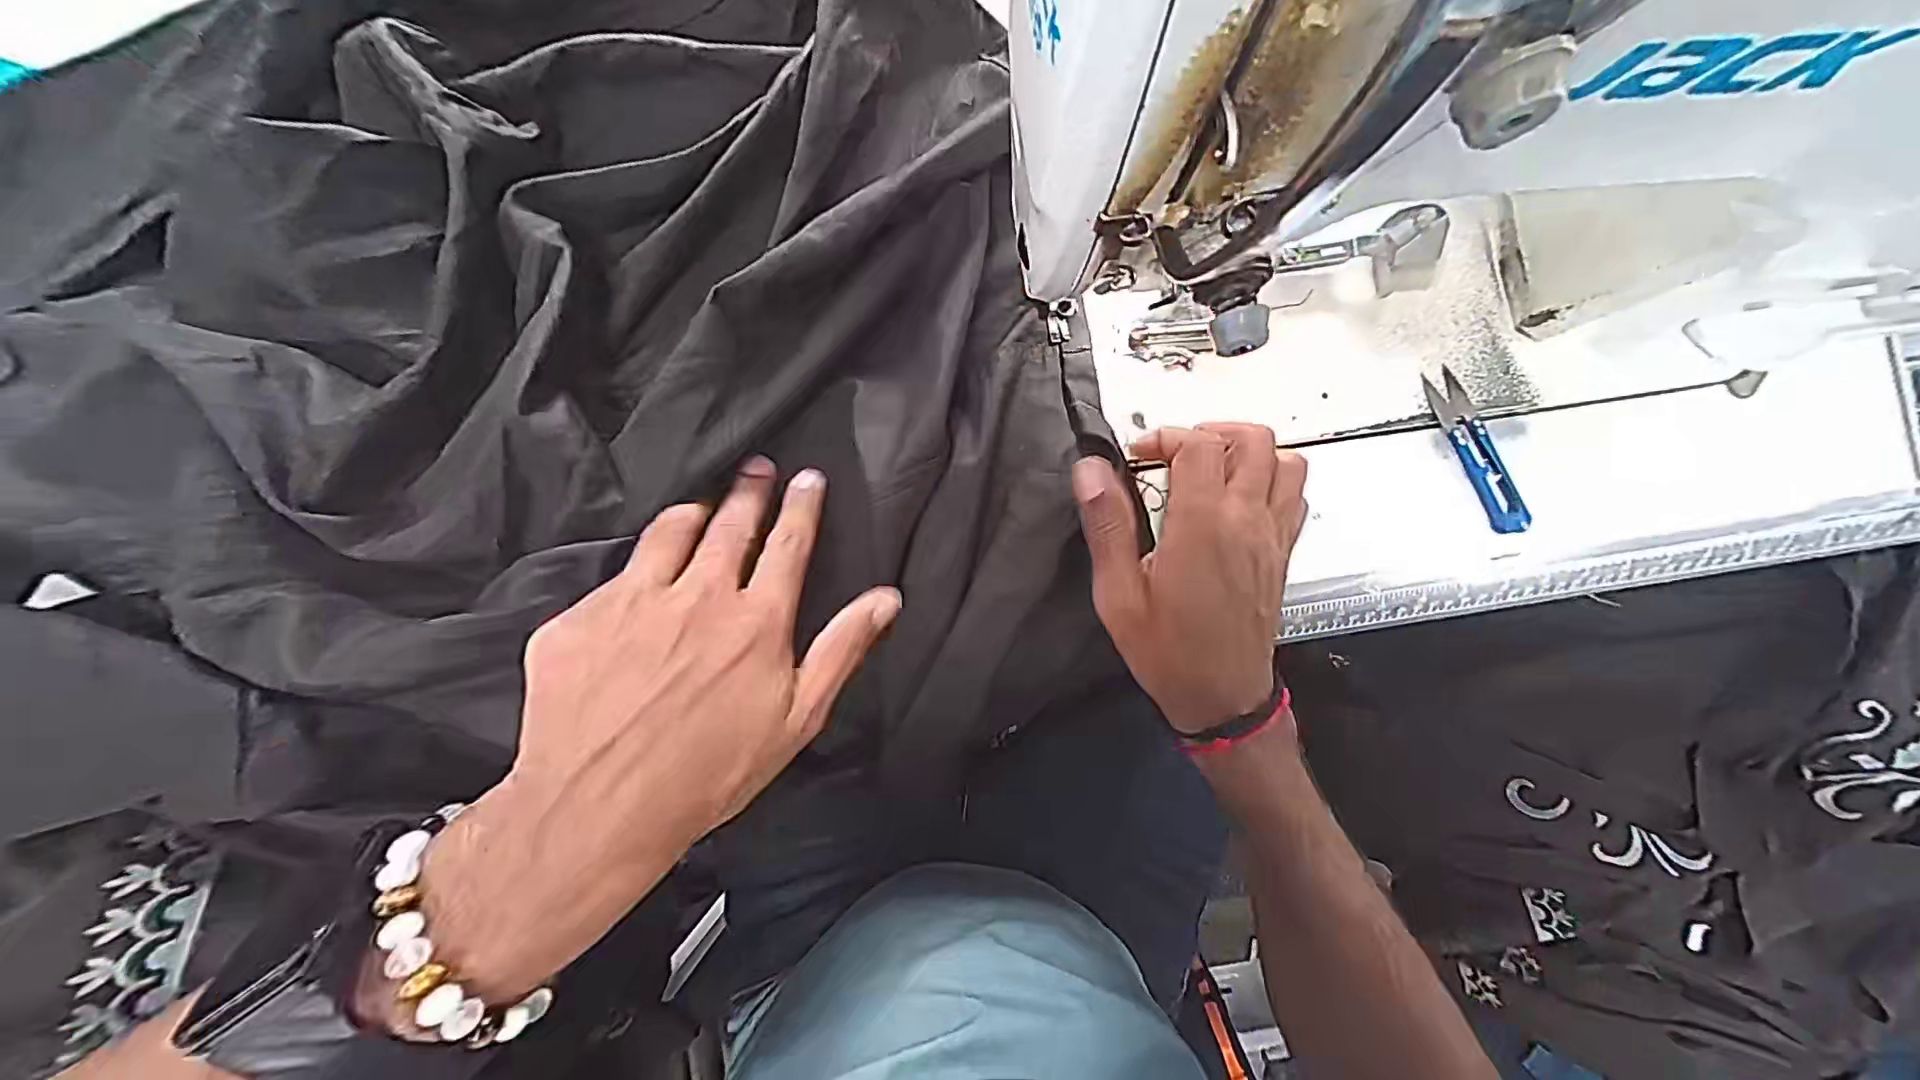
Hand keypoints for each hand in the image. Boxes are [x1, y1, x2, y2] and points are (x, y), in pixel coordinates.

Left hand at [412, 458, 900, 1002]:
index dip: (801, 506)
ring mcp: (633, 602)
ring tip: (702, 506)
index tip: (807, 477)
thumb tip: (886, 598)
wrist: (598, 809)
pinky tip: (638, 584)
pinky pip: (615, 577)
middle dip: (750, 490)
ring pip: (669, 533)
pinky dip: (638, 569)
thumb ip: (842, 649)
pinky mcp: (580, 619)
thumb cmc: (712, 771)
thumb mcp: (797, 718)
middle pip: (731, 524)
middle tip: (757, 467)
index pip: (788, 544)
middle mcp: (698, 595)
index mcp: (755, 619)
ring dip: (693, 512)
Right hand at [1072, 424, 1306, 733]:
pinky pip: (1294, 493)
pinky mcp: (1283, 552)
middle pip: (1250, 439)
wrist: (1222, 697)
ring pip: (1284, 459)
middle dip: (1206, 432)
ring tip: (1208, 467)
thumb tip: (1092, 471)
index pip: (1198, 446)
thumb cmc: (1167, 652)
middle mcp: (1246, 522)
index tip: (1138, 457)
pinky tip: (1239, 496)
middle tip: (1173, 454)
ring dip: (1245, 450)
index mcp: (1202, 527)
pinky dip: (1271, 477)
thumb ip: (1108, 525)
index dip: (1164, 437)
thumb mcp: (1118, 593)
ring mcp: (1272, 536)